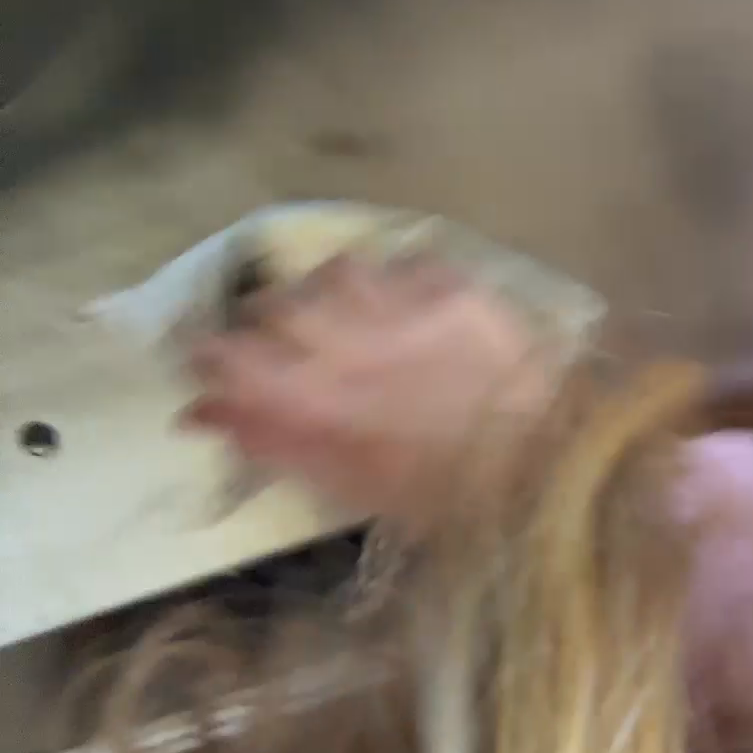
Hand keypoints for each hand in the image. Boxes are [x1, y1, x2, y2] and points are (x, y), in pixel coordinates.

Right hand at [180, 255, 556, 526]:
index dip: (224, 358)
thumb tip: (202, 413)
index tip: (237, 368)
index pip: (223, 351)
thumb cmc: (450, 490)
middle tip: (311, 343)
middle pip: (277, 302)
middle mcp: (345, 339)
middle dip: (282, 321)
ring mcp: (406, 308)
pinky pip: (413, 262)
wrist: (550, 460)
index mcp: (310, 394)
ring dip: (341, 291)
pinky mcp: (463, 293)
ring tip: (365, 315)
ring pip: (340, 272)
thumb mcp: (352, 483)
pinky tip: (419, 304)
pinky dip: (407, 279)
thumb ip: (275, 442)